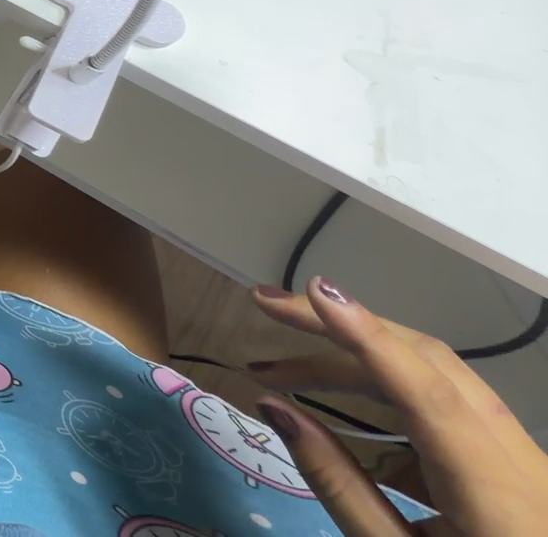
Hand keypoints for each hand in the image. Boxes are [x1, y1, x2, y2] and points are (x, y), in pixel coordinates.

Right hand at [247, 278, 547, 534]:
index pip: (428, 393)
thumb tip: (271, 404)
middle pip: (430, 363)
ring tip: (281, 366)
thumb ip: (335, 482)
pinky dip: (383, 382)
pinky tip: (339, 395)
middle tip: (266, 306)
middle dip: (344, 327)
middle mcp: (527, 464)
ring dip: (354, 355)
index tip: (317, 291)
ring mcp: (530, 460)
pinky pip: (449, 400)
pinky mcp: (520, 461)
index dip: (369, 337)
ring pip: (438, 374)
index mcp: (499, 496)